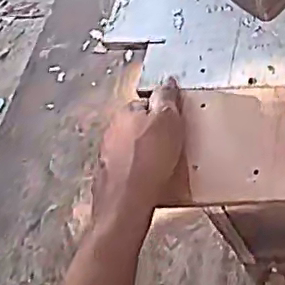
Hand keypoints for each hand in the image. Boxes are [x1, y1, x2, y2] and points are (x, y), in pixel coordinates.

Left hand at [94, 79, 184, 238]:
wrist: (127, 203)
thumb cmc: (149, 160)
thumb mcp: (168, 120)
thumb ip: (167, 98)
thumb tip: (168, 82)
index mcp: (126, 112)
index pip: (147, 103)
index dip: (164, 112)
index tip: (176, 121)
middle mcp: (112, 130)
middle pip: (139, 125)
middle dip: (154, 133)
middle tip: (174, 143)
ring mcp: (108, 155)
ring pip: (132, 148)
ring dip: (145, 153)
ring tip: (165, 165)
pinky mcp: (109, 177)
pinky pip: (129, 168)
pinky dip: (139, 172)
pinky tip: (152, 180)